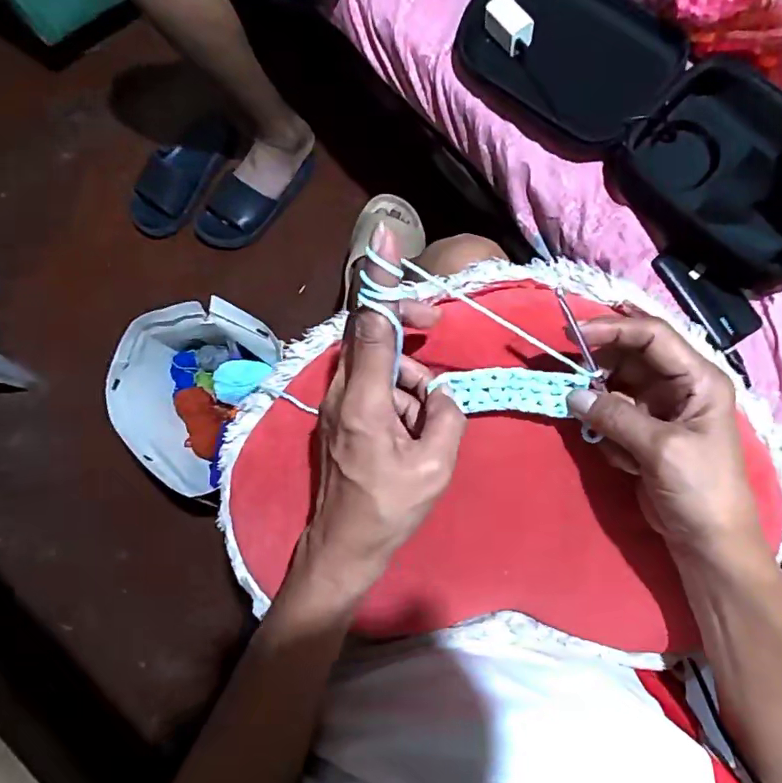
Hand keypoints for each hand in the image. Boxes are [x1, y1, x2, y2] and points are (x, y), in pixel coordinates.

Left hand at [293, 229, 465, 595]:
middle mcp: (342, 391)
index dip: (379, 279)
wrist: (345, 545)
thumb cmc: (389, 508)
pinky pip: (373, 384)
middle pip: (372, 332)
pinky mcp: (340, 415)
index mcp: (364, 400)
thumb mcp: (436, 466)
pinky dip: (397, 394)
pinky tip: (411, 432)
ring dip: (408, 377)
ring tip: (424, 424)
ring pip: (377, 362)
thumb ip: (445, 415)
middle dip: (406, 324)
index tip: (383, 237)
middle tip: (433, 324)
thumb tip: (439, 392)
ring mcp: (336, 402)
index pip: (371, 324)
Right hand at [567, 314, 763, 556]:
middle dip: (601, 369)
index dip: (614, 328)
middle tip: (571, 381)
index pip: (653, 336)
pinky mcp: (644, 434)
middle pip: (631, 358)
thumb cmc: (700, 489)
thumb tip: (572, 394)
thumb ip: (616, 417)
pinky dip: (608, 434)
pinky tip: (626, 463)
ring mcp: (660, 410)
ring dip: (603, 409)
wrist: (708, 541)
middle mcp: (679, 386)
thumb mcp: (660, 449)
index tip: (575, 335)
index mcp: (698, 379)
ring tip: (609, 439)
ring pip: (616, 389)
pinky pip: (613, 418)